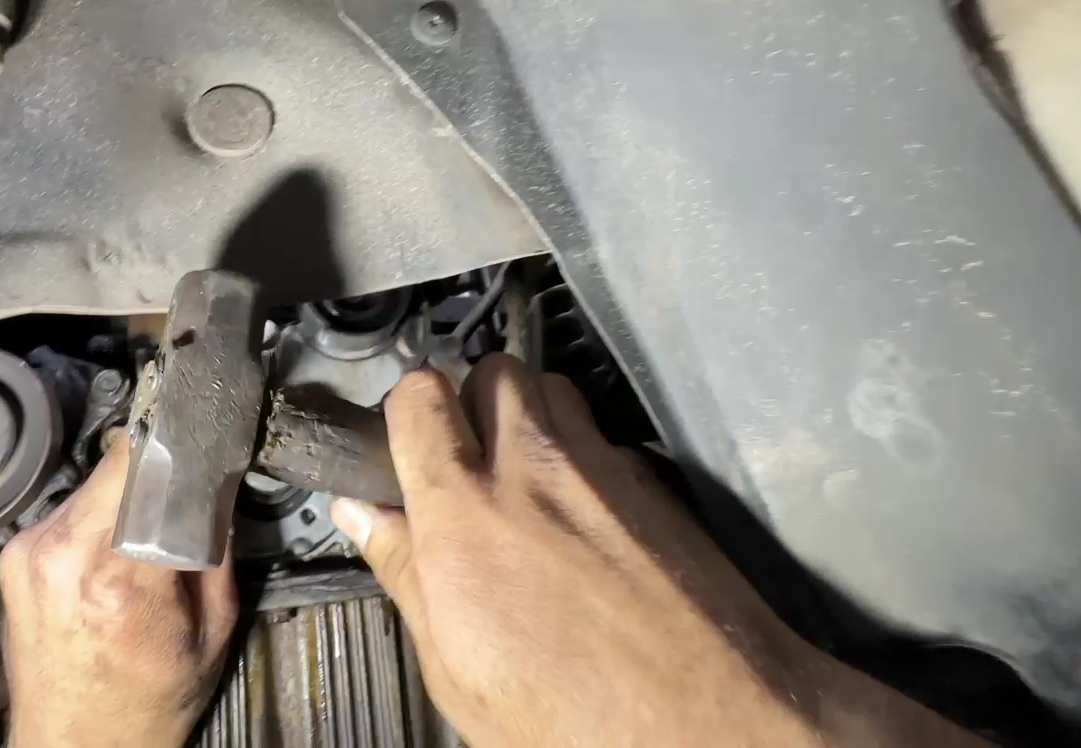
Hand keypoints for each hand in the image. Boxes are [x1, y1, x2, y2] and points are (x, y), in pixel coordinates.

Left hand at [0, 437, 237, 747]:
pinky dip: (97, 515)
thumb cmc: (145, 704)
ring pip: (91, 481)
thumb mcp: (213, 630)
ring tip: (146, 527)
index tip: (196, 437)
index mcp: (115, 577)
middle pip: (114, 465)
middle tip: (178, 485)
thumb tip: (217, 482)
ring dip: (123, 491)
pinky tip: (112, 548)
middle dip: (151, 467)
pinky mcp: (13, 559)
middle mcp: (60, 558)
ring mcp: (27, 556)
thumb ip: (218, 549)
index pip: (141, 464)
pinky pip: (69, 508)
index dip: (172, 443)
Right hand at [332, 354, 978, 747]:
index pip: (417, 399)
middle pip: (486, 369)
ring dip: (521, 407)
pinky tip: (577, 497)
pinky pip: (595, 425)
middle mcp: (527, 468)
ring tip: (520, 463)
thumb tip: (360, 514)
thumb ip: (403, 571)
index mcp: (463, 516)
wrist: (719, 731)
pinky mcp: (646, 474)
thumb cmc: (581, 724)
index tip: (407, 440)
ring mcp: (595, 463)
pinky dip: (575, 442)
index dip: (405, 411)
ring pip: (543, 381)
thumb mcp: (458, 671)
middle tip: (467, 449)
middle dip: (469, 396)